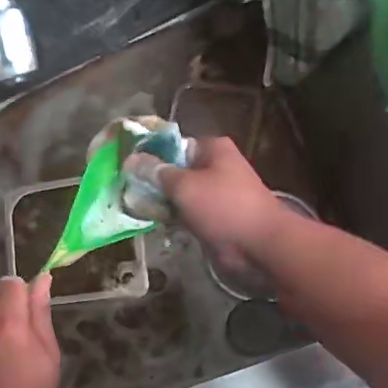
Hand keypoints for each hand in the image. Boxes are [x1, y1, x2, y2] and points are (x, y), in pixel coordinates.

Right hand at [129, 137, 285, 275]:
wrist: (255, 241)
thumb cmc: (221, 206)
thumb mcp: (184, 186)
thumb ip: (158, 173)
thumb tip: (134, 160)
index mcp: (213, 149)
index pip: (176, 146)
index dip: (153, 157)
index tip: (132, 170)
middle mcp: (215, 166)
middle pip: (177, 171)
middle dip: (156, 183)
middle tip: (132, 194)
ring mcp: (215, 192)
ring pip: (180, 194)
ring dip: (164, 203)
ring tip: (141, 210)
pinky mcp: (214, 215)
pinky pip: (188, 212)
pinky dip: (175, 218)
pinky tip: (158, 224)